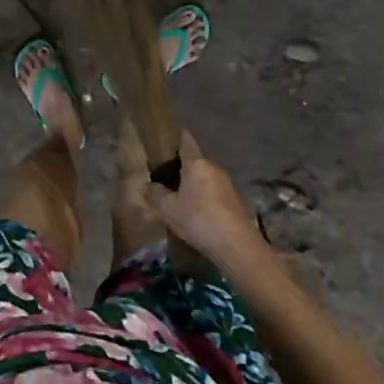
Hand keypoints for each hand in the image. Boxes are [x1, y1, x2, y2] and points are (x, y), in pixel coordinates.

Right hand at [146, 133, 266, 269]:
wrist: (236, 246)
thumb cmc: (198, 219)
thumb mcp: (167, 208)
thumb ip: (154, 193)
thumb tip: (148, 185)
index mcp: (196, 163)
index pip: (186, 140)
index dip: (175, 137)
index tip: (164, 138)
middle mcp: (213, 168)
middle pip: (194, 160)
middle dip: (180, 165)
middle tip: (163, 174)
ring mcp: (226, 184)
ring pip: (204, 176)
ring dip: (191, 182)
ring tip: (176, 194)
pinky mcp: (234, 200)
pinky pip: (212, 190)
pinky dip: (202, 195)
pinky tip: (193, 209)